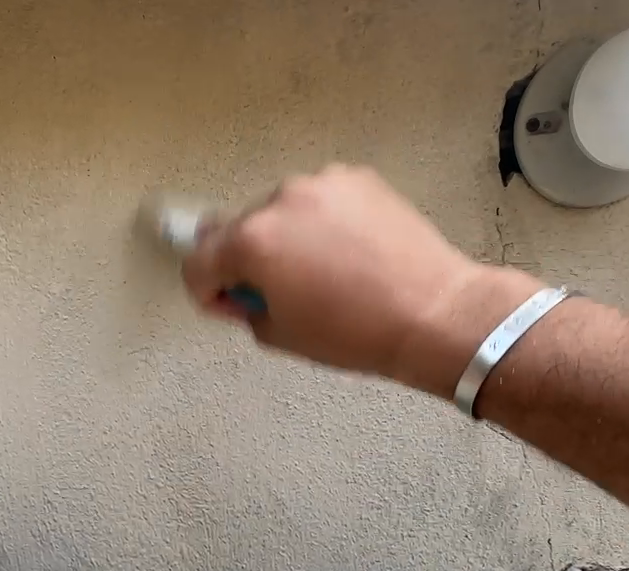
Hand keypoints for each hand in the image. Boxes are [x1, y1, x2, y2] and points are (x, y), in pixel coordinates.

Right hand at [182, 164, 542, 397]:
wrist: (431, 312)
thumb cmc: (351, 333)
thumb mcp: (277, 334)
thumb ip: (244, 306)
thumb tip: (241, 291)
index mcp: (252, 242)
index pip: (198, 260)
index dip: (204, 290)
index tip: (223, 304)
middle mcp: (281, 201)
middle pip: (237, 231)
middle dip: (244, 262)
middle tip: (272, 294)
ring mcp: (322, 183)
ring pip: (279, 214)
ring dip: (282, 240)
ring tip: (317, 275)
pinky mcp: (357, 179)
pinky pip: (317, 203)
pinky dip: (317, 225)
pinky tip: (344, 255)